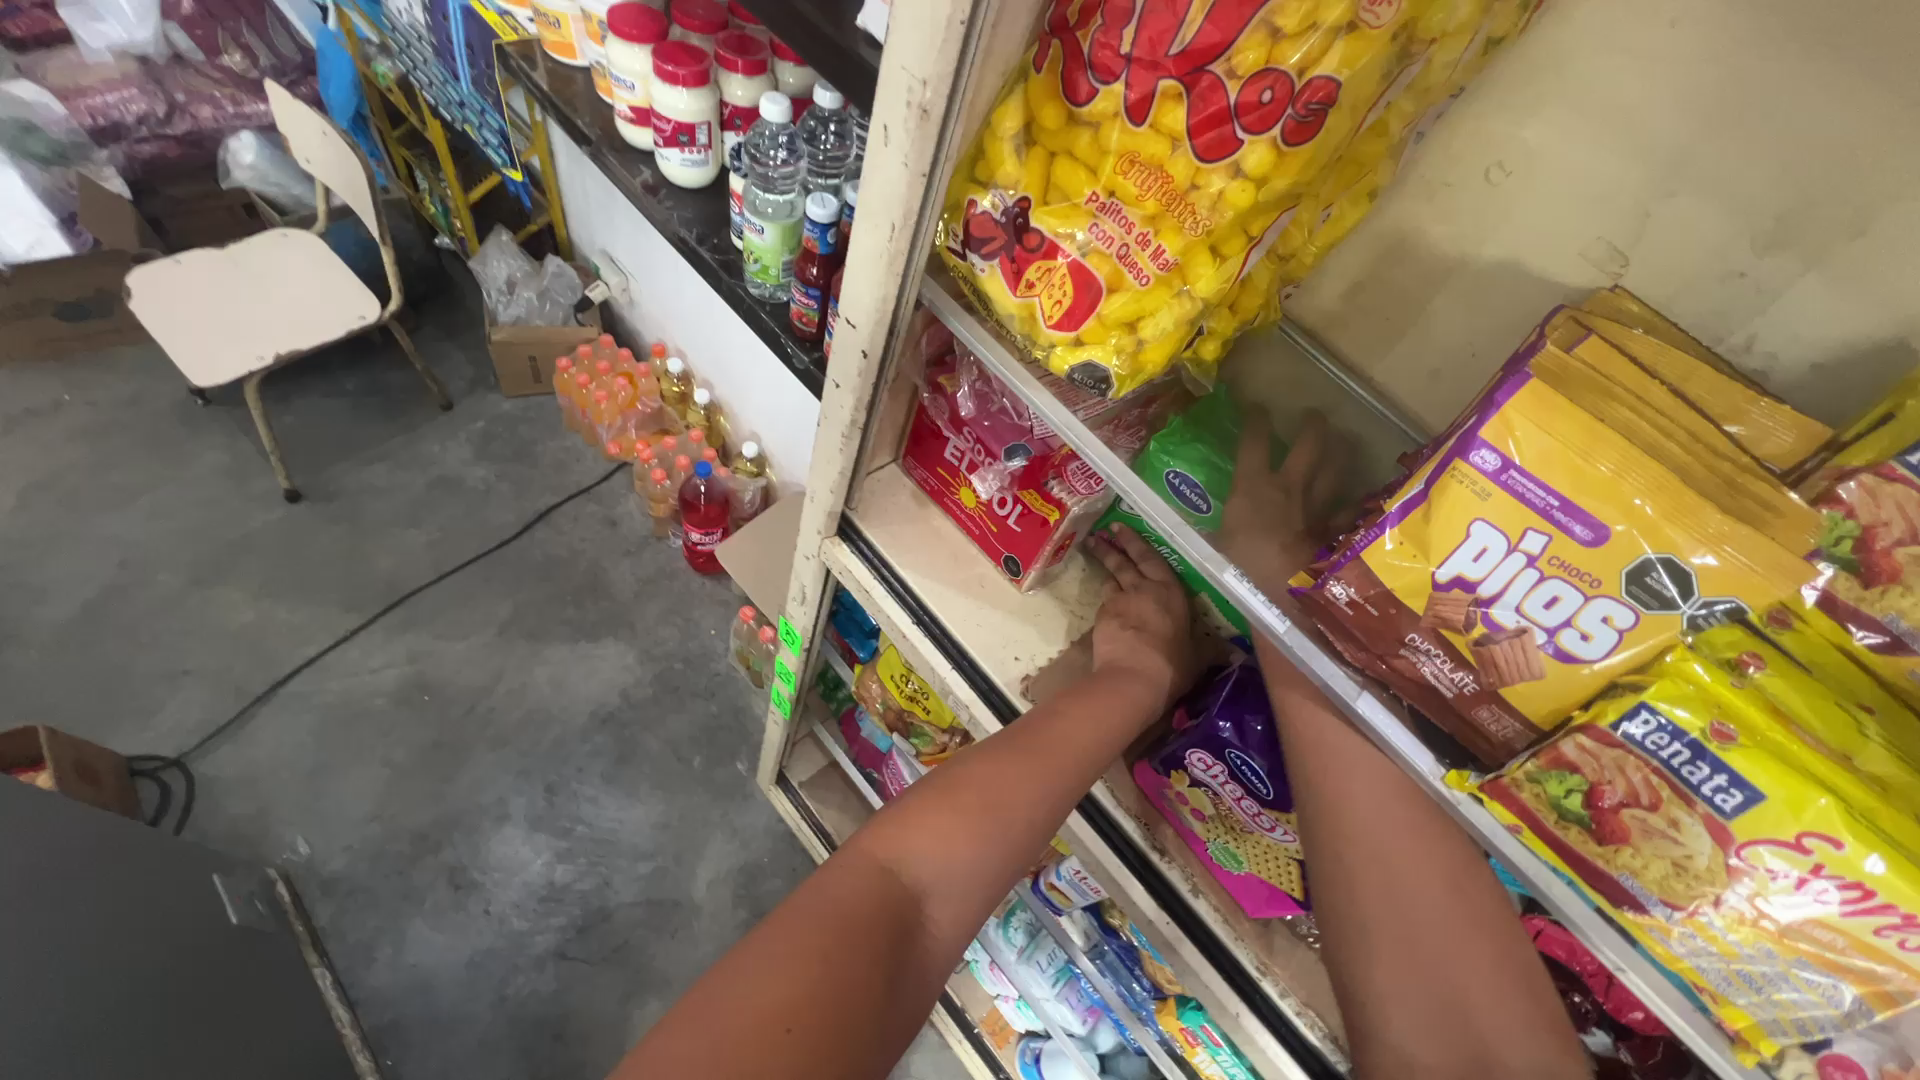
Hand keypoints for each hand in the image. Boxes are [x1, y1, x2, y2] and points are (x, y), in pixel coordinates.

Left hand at [1086, 524, 1198, 715]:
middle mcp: (1142, 589)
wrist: (1133, 678)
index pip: (1152, 559)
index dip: (1135, 542)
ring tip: (1098, 567)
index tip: (1120, 528)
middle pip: (1124, 562)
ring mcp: (1118, 602)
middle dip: (1112, 547)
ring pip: (1110, 581)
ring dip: (1105, 573)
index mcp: (1171, 592)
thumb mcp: (1199, 658)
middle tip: (1098, 534)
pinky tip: (1106, 613)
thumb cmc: (1172, 665)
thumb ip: (1212, 651)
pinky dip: (1105, 606)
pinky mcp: (1100, 618)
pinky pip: (1103, 606)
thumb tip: (1237, 655)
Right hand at [1219, 409, 1349, 598]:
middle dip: (1313, 425)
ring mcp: (1316, 506)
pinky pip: (1346, 509)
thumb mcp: (1215, 542)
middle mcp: (1289, 486)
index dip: (1255, 420)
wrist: (1285, 585)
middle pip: (1308, 445)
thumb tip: (1199, 529)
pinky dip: (1351, 502)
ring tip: (1344, 440)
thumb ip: (1216, 527)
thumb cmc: (1241, 563)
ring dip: (1341, 452)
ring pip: (1334, 470)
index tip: (1257, 407)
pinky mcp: (1333, 527)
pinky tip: (1356, 497)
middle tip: (1315, 415)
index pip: (1254, 442)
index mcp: (1253, 485)